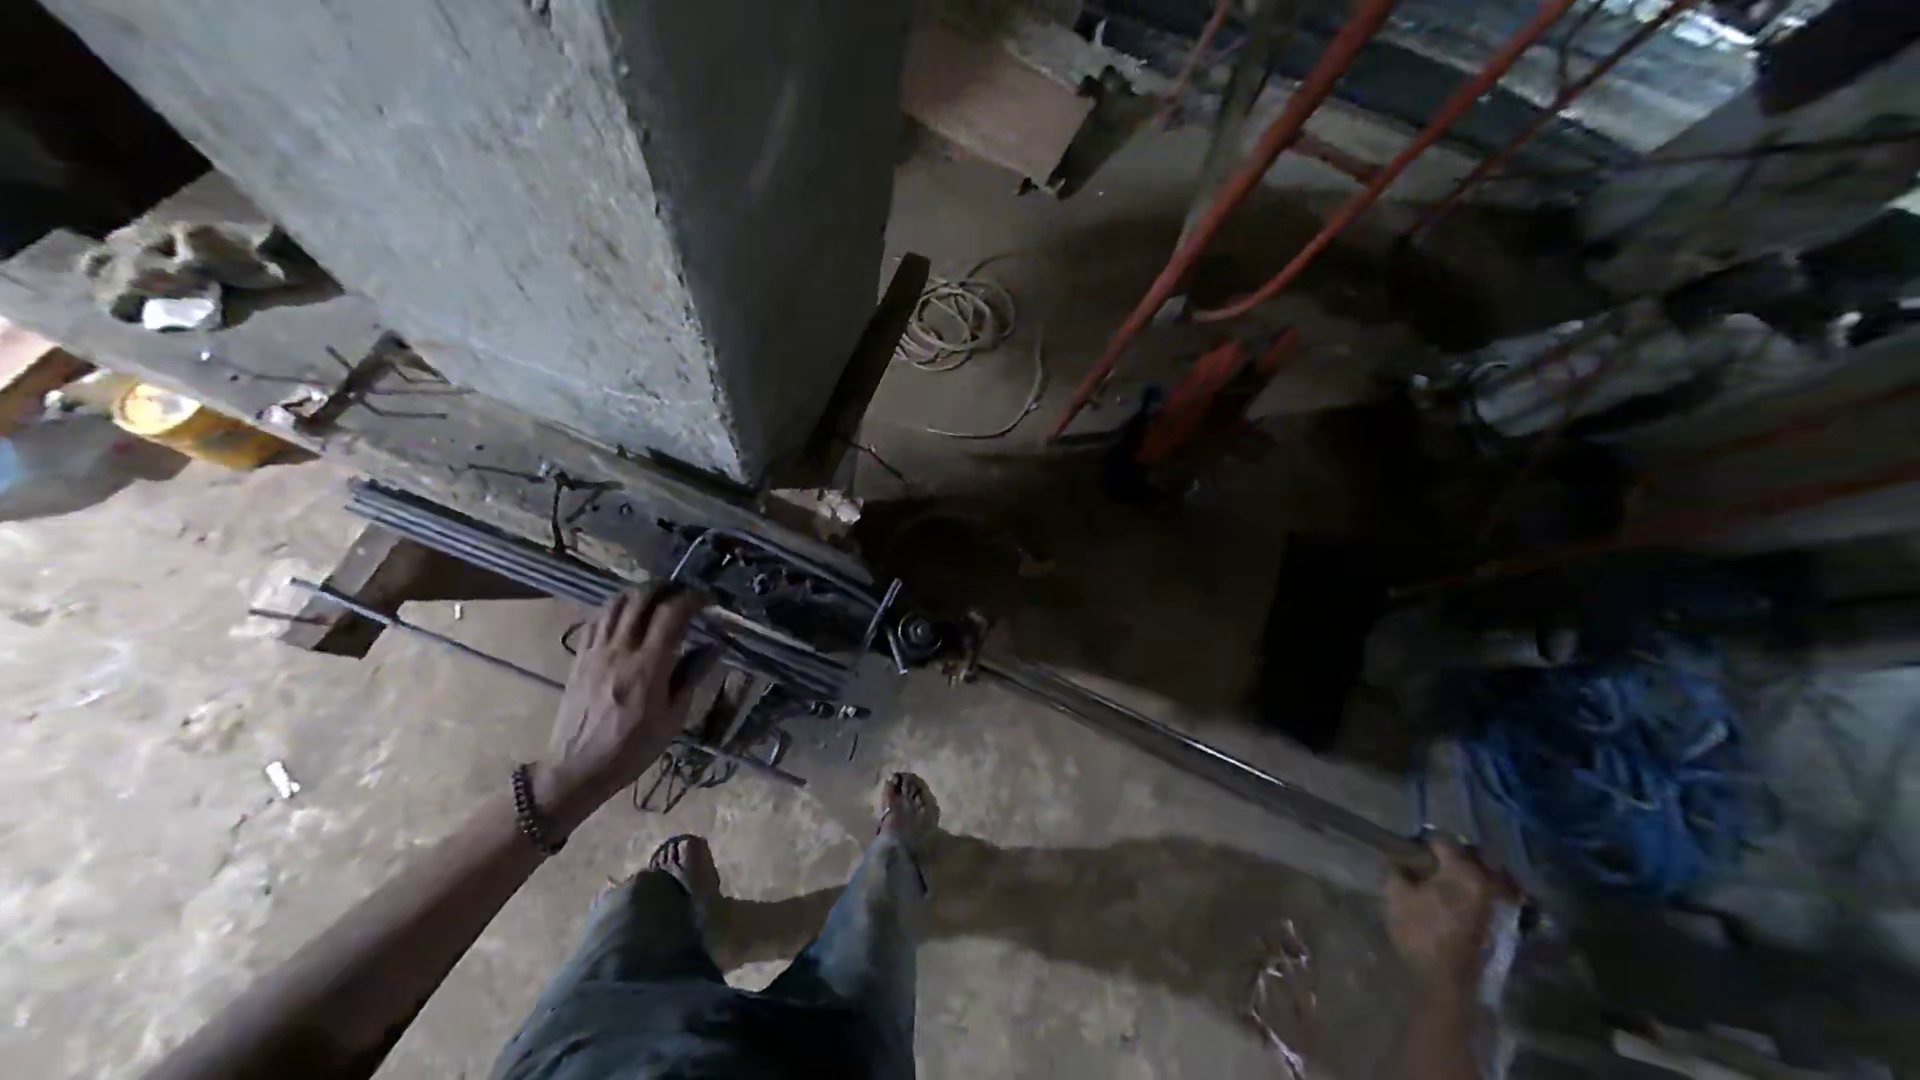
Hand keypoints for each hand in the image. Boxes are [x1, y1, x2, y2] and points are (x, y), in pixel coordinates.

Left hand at [540, 586, 719, 820]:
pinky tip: (626, 617)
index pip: (672, 615)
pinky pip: (597, 620)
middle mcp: (621, 651)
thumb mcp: (673, 718)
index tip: (707, 600)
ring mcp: (596, 652)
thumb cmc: (633, 748)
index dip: (693, 599)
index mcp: (649, 667)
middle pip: (641, 599)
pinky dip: (615, 609)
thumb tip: (713, 648)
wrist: (577, 769)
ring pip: (616, 604)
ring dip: (640, 594)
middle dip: (666, 588)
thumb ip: (692, 677)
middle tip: (683, 593)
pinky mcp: (579, 658)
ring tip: (656, 600)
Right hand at [1385, 839, 1512, 988]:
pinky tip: (1458, 899)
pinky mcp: (1504, 924)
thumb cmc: (1419, 932)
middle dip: (1454, 854)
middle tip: (1431, 861)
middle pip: (1474, 855)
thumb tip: (1397, 856)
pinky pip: (1493, 895)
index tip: (1410, 851)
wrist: (1446, 982)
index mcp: (1464, 873)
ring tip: (1445, 879)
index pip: (1443, 842)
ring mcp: (1501, 906)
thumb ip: (1396, 869)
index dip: (1423, 843)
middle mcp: (1489, 884)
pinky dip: (1478, 891)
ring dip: (1469, 872)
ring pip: (1488, 875)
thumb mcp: (1396, 894)